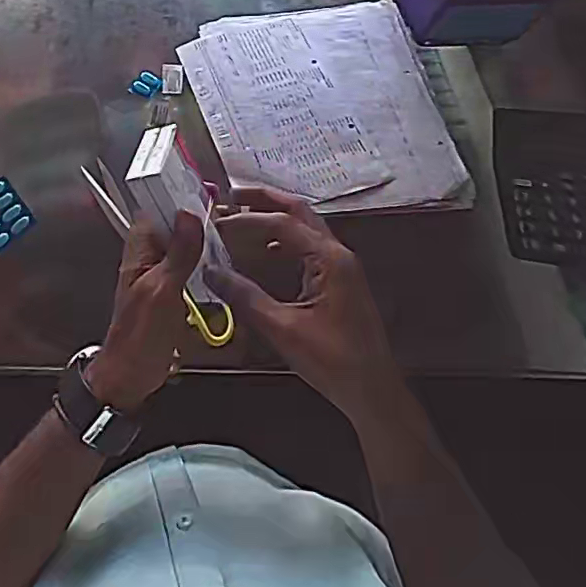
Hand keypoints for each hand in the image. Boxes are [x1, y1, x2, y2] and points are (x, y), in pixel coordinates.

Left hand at [86, 211, 202, 411]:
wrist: (131, 376)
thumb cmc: (138, 336)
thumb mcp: (162, 291)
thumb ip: (178, 253)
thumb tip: (189, 217)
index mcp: (138, 251)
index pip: (155, 209)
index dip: (177, 198)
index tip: (203, 192)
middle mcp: (147, 258)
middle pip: (171, 226)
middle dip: (194, 219)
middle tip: (221, 213)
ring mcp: (159, 275)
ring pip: (182, 247)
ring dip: (200, 241)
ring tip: (224, 234)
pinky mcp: (171, 292)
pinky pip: (188, 268)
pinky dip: (203, 263)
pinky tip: (219, 264)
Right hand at [211, 186, 405, 427]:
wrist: (374, 391)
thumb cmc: (333, 361)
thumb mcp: (283, 329)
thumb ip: (245, 297)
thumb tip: (211, 273)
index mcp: (330, 259)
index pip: (283, 224)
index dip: (247, 220)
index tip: (216, 222)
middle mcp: (338, 253)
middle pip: (299, 211)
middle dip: (266, 200)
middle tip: (232, 195)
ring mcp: (341, 265)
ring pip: (305, 226)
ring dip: (275, 216)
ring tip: (243, 215)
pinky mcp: (339, 279)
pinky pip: (308, 246)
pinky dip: (283, 238)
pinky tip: (264, 249)